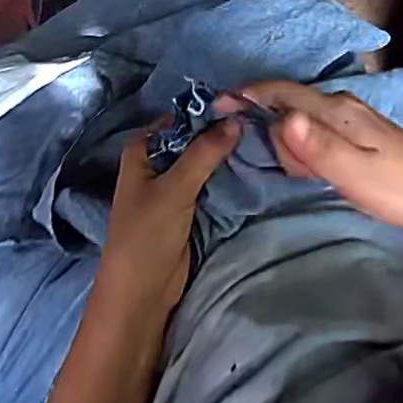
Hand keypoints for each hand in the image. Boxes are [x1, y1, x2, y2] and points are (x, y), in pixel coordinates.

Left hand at [101, 118, 240, 308]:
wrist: (141, 298)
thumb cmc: (146, 236)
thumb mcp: (175, 188)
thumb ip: (205, 152)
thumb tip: (238, 120)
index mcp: (142, 149)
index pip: (180, 118)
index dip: (208, 110)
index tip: (242, 104)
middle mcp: (157, 161)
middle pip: (194, 137)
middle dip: (221, 131)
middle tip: (258, 120)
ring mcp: (173, 184)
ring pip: (205, 158)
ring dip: (227, 152)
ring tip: (261, 137)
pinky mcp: (189, 205)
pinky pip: (211, 180)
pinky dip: (228, 173)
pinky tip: (252, 162)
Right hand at [223, 81, 402, 238]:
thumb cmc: (400, 190)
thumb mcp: (355, 175)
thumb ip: (316, 147)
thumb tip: (281, 117)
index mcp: (337, 110)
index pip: (284, 92)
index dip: (249, 94)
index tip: (218, 104)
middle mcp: (342, 104)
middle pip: (289, 109)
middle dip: (283, 141)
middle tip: (307, 175)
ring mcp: (352, 115)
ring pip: (303, 123)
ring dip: (299, 152)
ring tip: (324, 178)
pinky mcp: (358, 130)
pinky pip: (318, 133)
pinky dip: (311, 153)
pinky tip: (328, 173)